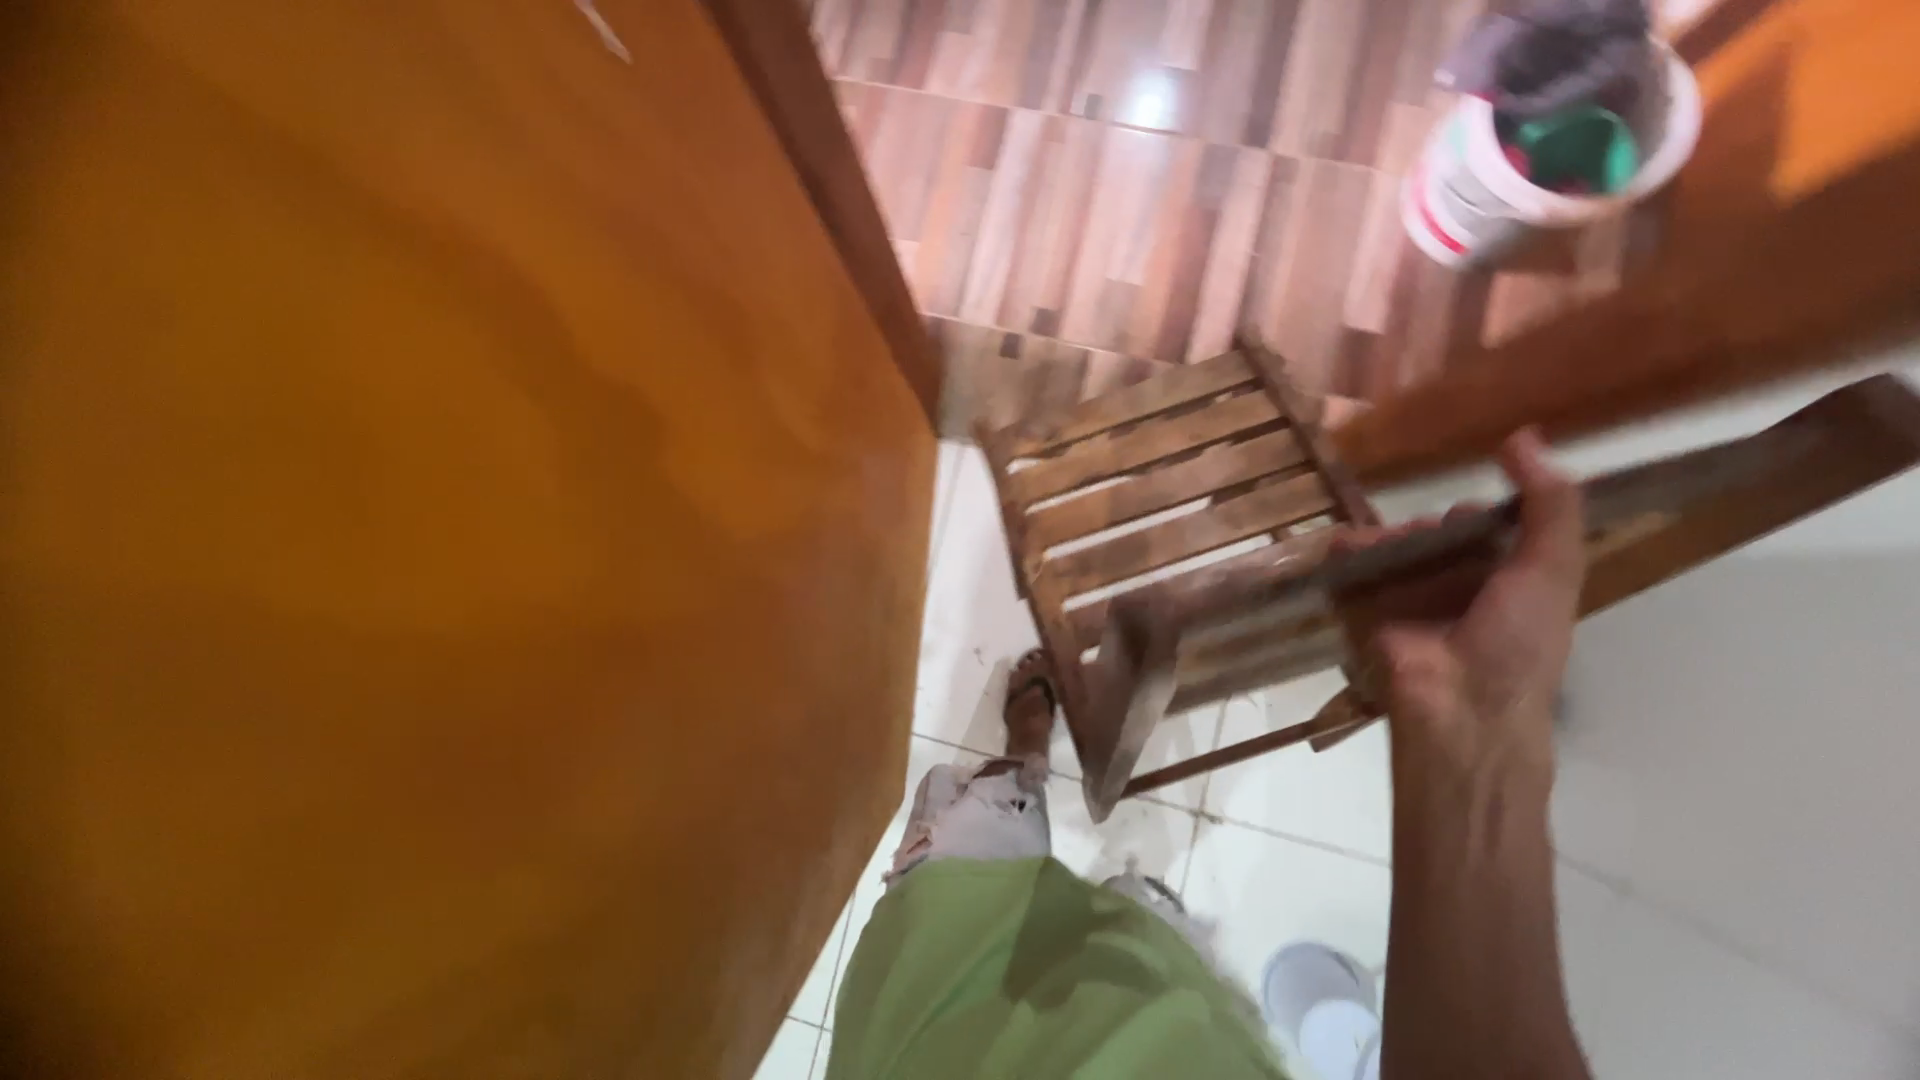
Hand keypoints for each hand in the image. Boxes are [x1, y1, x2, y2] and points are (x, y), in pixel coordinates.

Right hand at [1338, 428, 1584, 785]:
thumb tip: (1522, 433)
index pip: (1478, 524)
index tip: (1474, 517)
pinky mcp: (1360, 606)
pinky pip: (1347, 566)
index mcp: (1499, 575)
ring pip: (1387, 544)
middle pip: (1428, 530)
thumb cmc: (1517, 641)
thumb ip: (1550, 504)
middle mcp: (1449, 582)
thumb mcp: (1553, 568)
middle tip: (1426, 541)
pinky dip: (1344, 551)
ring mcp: (1402, 595)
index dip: (1475, 513)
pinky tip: (1347, 549)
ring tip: (1382, 549)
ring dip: (1383, 537)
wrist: (1459, 705)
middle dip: (1424, 527)